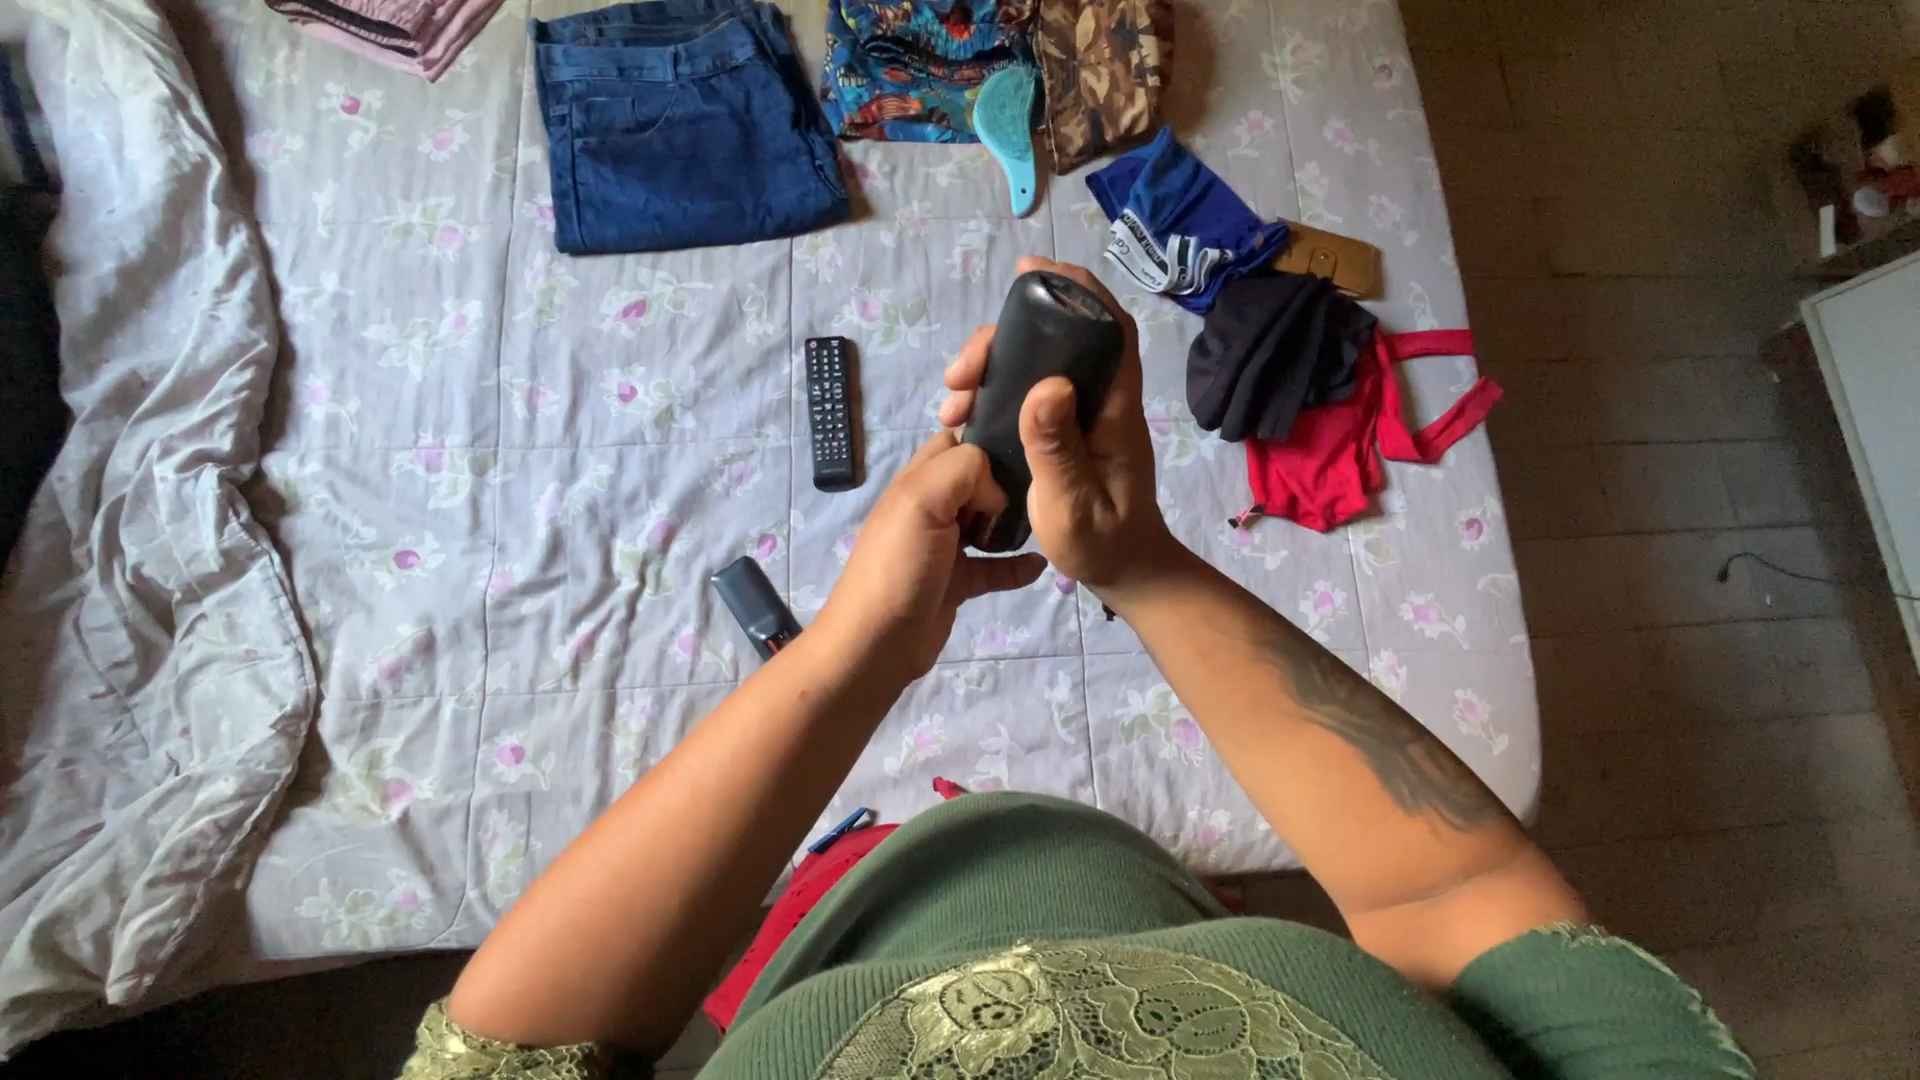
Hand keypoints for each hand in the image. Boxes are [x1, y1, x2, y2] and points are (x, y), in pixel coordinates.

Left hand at [816, 431, 1046, 679]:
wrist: (878, 643)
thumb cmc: (899, 566)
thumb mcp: (922, 499)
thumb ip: (963, 471)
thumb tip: (996, 492)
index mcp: (917, 481)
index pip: (956, 442)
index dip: (985, 441)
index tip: (1023, 450)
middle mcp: (930, 508)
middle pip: (977, 480)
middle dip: (1006, 481)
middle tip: (1036, 491)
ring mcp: (944, 547)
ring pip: (987, 522)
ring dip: (1012, 524)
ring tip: (1038, 526)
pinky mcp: (957, 582)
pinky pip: (994, 568)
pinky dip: (1016, 566)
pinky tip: (1037, 567)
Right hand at [938, 256, 1180, 593]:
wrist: (1123, 572)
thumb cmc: (1103, 542)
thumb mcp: (1073, 503)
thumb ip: (1057, 448)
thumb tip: (1046, 383)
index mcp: (1114, 409)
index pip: (1108, 328)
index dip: (1076, 288)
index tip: (1031, 271)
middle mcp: (1099, 402)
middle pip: (1059, 341)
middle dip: (1004, 338)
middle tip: (960, 370)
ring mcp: (1080, 417)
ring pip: (1036, 366)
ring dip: (992, 368)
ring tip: (952, 396)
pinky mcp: (1064, 434)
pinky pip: (1027, 395)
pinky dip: (994, 392)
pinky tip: (965, 411)